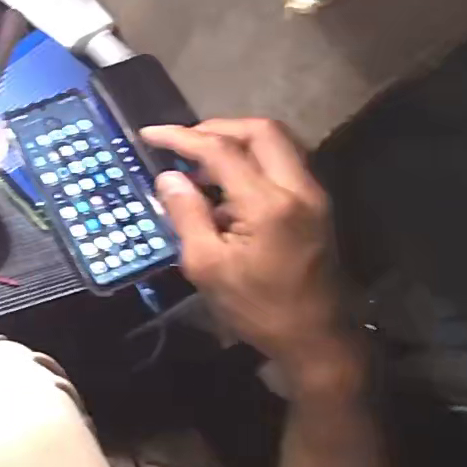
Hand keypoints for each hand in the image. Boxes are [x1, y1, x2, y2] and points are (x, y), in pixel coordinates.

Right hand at [141, 119, 365, 399]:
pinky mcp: (315, 206)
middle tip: (183, 141)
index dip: (182, 137)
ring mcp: (312, 196)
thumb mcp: (206, 266)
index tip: (150, 135)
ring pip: (276, 144)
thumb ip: (186, 214)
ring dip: (236, 142)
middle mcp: (298, 189)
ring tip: (198, 162)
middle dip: (216, 127)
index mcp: (268, 204)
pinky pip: (282, 164)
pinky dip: (250, 161)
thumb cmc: (256, 308)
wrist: (316, 340)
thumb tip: (168, 177)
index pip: (221, 150)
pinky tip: (223, 186)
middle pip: (261, 131)